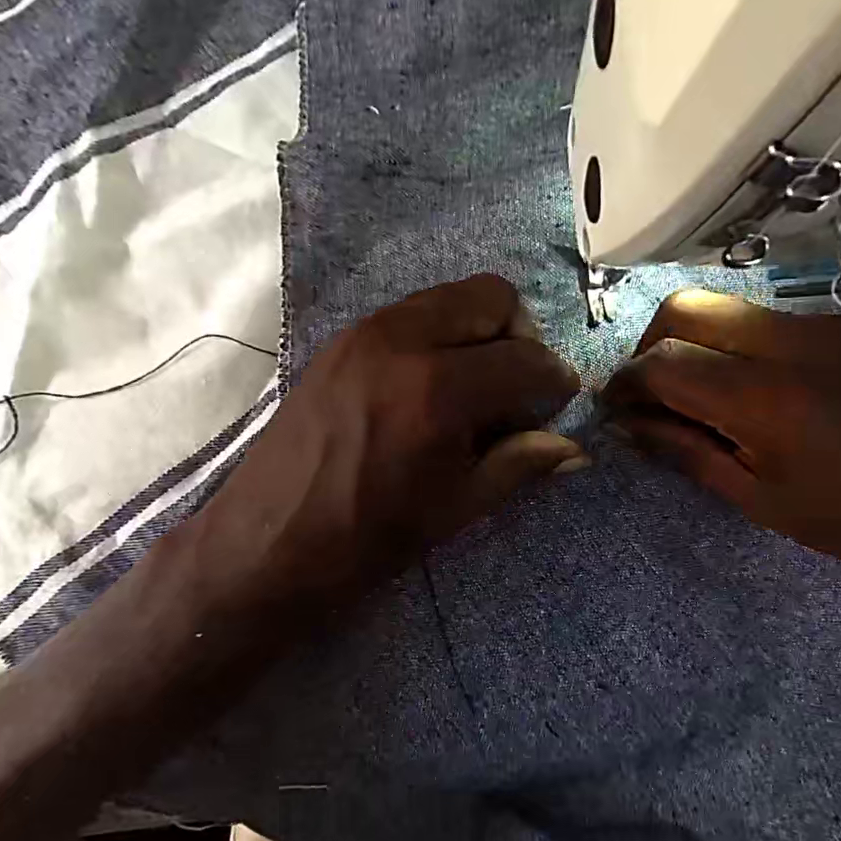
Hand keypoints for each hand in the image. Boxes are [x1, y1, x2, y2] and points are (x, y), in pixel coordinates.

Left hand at [192, 274, 583, 604]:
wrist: (265, 544)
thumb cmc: (369, 537)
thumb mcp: (458, 506)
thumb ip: (522, 462)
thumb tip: (575, 448)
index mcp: (438, 390)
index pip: (525, 358)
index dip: (555, 378)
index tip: (561, 398)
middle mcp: (403, 340)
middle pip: (492, 296)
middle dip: (521, 334)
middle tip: (520, 382)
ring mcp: (365, 332)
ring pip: (450, 297)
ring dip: (480, 329)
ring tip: (477, 382)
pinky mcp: (342, 339)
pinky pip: (412, 313)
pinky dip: (440, 334)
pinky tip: (433, 384)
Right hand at [603, 289, 840, 629]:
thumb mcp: (753, 496)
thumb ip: (683, 448)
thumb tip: (627, 422)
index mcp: (768, 399)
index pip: (667, 360)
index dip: (627, 380)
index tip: (613, 404)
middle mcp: (790, 342)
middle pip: (687, 308)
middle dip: (649, 344)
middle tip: (645, 390)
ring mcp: (817, 324)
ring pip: (721, 305)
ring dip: (687, 339)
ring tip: (685, 387)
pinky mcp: (832, 323)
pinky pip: (756, 317)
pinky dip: (725, 341)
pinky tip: (732, 382)